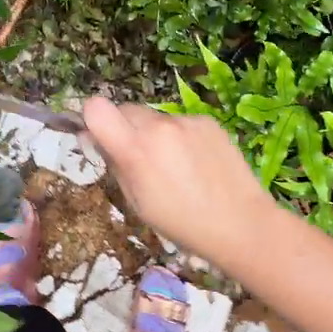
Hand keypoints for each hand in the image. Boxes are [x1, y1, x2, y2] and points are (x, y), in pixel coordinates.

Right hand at [82, 98, 280, 263]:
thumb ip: (117, 164)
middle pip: (126, 110)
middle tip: (138, 158)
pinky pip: (183, 124)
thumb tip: (99, 140)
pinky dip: (182, 138)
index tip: (100, 137)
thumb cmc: (181, 223)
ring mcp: (186, 121)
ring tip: (176, 167)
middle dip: (124, 129)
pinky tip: (198, 163)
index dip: (92, 119)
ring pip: (156, 119)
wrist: (240, 222)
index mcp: (135, 149)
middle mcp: (159, 126)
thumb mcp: (137, 202)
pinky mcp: (208, 121)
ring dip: (156, 135)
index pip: (97, 108)